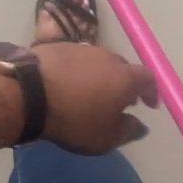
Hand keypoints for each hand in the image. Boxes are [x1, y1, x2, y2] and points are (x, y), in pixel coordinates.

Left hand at [34, 42, 157, 153]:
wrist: (31, 91)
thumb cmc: (75, 118)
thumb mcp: (107, 137)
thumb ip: (129, 130)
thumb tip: (140, 124)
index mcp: (124, 77)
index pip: (147, 77)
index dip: (151, 91)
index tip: (149, 105)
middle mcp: (106, 56)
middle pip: (123, 66)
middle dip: (125, 83)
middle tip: (120, 101)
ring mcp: (81, 47)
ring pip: (100, 61)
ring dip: (102, 75)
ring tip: (94, 93)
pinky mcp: (59, 45)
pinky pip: (78, 58)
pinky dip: (81, 70)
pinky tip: (72, 83)